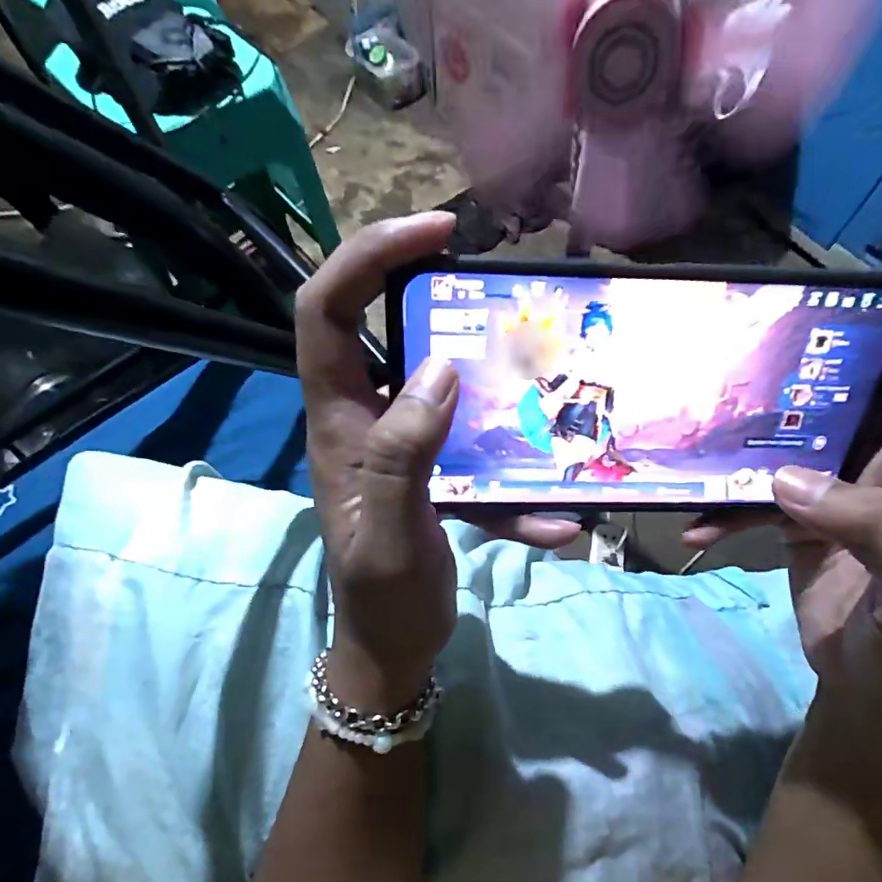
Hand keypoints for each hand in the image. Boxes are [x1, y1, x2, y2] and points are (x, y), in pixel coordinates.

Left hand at [297, 213, 581, 708]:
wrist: (392, 651)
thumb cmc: (382, 601)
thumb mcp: (390, 536)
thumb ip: (403, 456)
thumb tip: (440, 372)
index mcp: (339, 424)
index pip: (327, 313)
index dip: (368, 256)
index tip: (435, 230)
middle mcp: (365, 421)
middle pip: (383, 329)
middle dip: (436, 297)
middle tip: (499, 294)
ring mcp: (402, 447)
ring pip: (440, 386)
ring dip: (492, 383)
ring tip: (543, 385)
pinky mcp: (434, 475)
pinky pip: (478, 456)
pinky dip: (516, 482)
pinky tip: (555, 522)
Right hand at [685, 225, 881, 671]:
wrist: (881, 701)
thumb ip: (878, 531)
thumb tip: (790, 479)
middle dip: (841, 342)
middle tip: (779, 319)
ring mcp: (857, 488)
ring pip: (815, 426)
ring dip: (768, 423)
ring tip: (717, 413)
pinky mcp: (810, 517)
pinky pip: (768, 488)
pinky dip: (732, 503)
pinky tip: (697, 526)